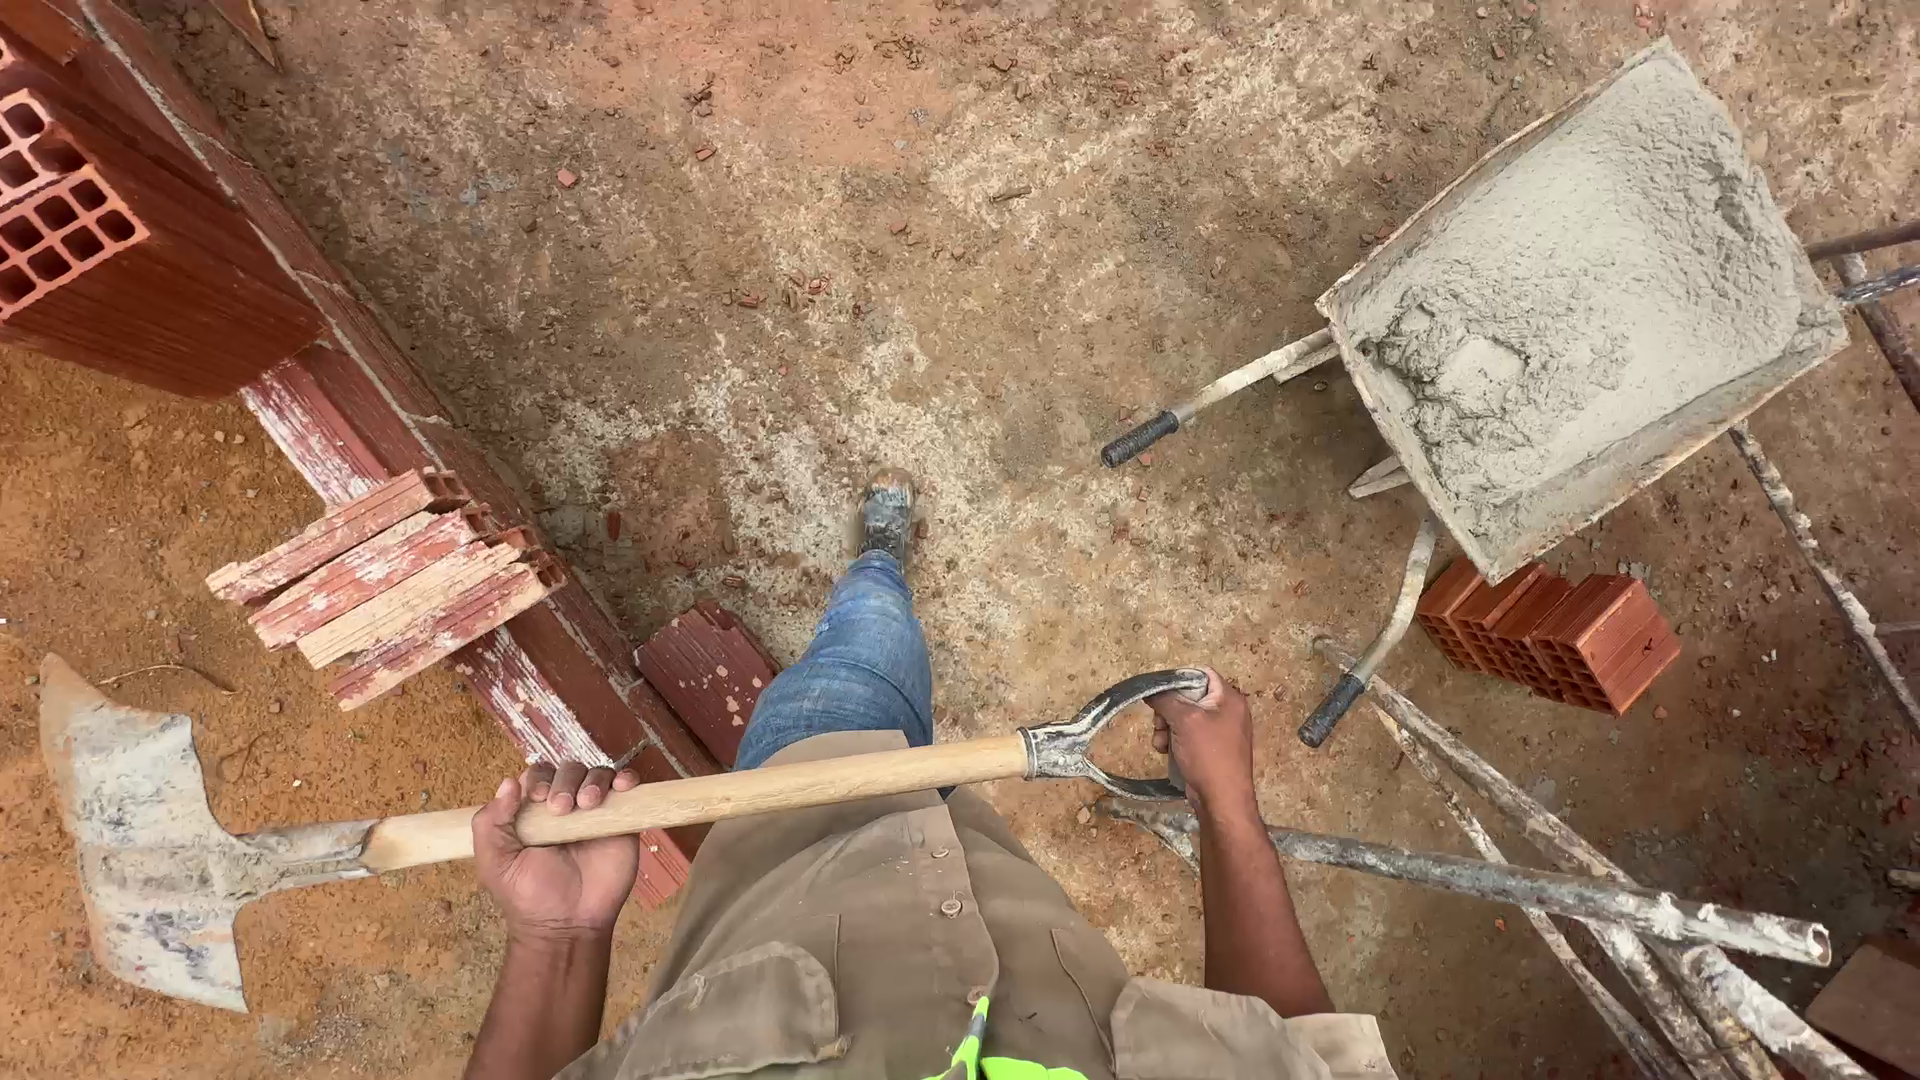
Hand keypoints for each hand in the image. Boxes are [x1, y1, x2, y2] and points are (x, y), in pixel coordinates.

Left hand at [471, 762, 641, 941]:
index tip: (538, 799)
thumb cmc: (530, 896)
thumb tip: (508, 782)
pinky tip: (623, 787)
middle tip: (562, 808)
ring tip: (589, 804)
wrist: (570, 923)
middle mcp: (567, 806)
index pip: (538, 776)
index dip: (539, 779)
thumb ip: (491, 825)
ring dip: (595, 780)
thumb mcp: (496, 864)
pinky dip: (628, 779)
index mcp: (534, 813)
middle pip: (570, 770)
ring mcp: (597, 811)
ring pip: (599, 773)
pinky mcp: (623, 818)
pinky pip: (629, 788)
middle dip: (566, 782)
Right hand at [1148, 668, 1258, 821]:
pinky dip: (1173, 739)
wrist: (1222, 801)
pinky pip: (1187, 733)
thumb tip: (1150, 689)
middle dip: (1167, 709)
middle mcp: (1227, 710)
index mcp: (1229, 698)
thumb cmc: (1208, 755)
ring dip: (1166, 726)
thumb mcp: (1184, 719)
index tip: (1159, 692)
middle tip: (1158, 722)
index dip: (1178, 679)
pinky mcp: (1210, 747)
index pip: (1201, 673)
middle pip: (1188, 695)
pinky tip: (1166, 751)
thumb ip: (1165, 698)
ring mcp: (1219, 730)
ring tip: (1161, 742)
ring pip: (1183, 715)